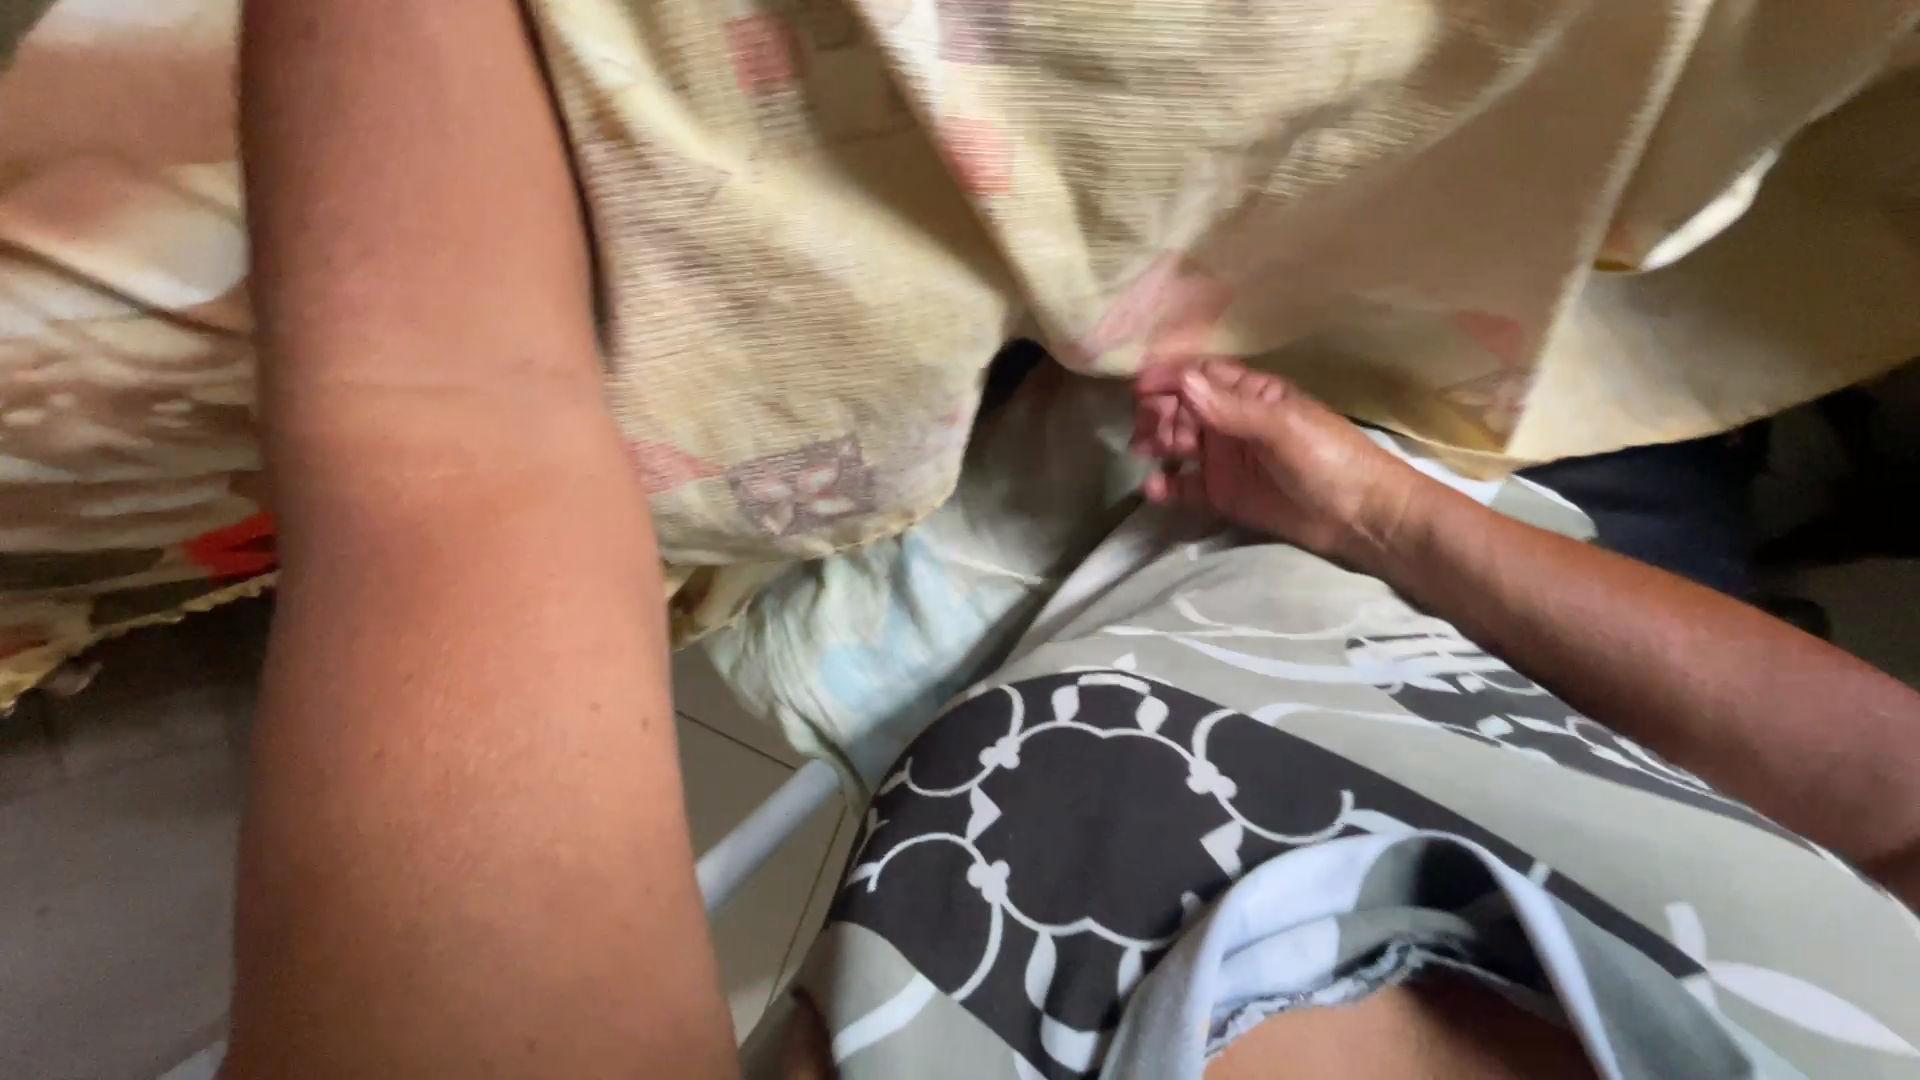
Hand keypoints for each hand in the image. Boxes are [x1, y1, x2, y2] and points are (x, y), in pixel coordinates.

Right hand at [1132, 359, 1429, 566]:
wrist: (1358, 517)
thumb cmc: (1329, 459)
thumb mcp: (1281, 427)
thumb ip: (1230, 408)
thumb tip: (1183, 382)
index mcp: (1250, 396)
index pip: (1201, 377)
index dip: (1169, 378)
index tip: (1138, 388)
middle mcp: (1232, 423)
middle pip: (1182, 409)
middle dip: (1157, 414)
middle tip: (1144, 431)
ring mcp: (1224, 459)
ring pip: (1177, 444)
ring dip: (1156, 443)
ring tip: (1143, 452)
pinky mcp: (1221, 494)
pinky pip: (1184, 486)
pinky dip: (1166, 486)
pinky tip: (1154, 488)